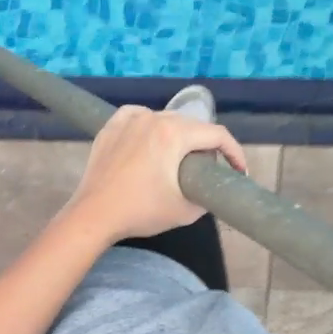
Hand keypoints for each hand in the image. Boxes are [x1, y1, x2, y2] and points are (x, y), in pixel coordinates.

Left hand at [62, 105, 248, 241]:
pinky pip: (138, 117)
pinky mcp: (110, 127)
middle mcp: (152, 118)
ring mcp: (128, 120)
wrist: (93, 215)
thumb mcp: (185, 210)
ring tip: (180, 157)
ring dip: (178, 135)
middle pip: (191, 125)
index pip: (216, 135)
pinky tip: (151, 138)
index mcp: (173, 134)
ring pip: (165, 120)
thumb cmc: (139, 212)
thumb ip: (207, 196)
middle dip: (206, 146)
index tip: (238, 171)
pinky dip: (150, 125)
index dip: (234, 153)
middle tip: (208, 169)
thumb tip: (209, 188)